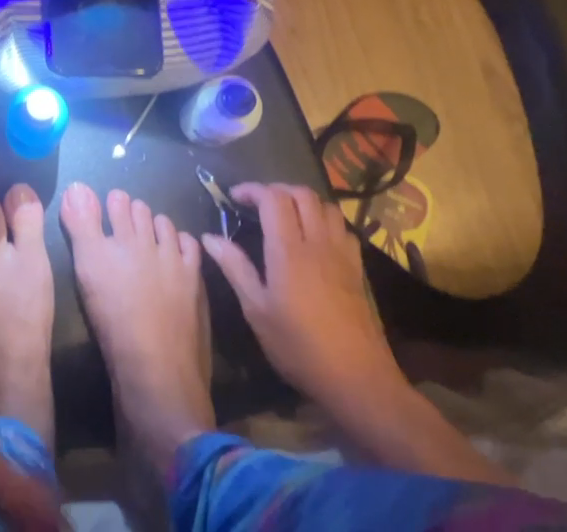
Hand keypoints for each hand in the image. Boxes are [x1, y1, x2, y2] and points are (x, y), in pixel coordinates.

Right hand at [201, 183, 404, 409]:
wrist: (356, 377)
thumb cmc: (298, 346)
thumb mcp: (256, 310)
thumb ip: (234, 268)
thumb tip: (210, 237)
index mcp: (288, 251)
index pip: (274, 199)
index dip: (253, 190)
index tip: (234, 197)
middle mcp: (318, 244)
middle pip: (303, 195)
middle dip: (277, 190)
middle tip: (257, 203)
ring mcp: (342, 255)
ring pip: (327, 208)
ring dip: (304, 201)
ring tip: (285, 215)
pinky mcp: (357, 270)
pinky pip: (343, 229)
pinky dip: (325, 221)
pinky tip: (314, 239)